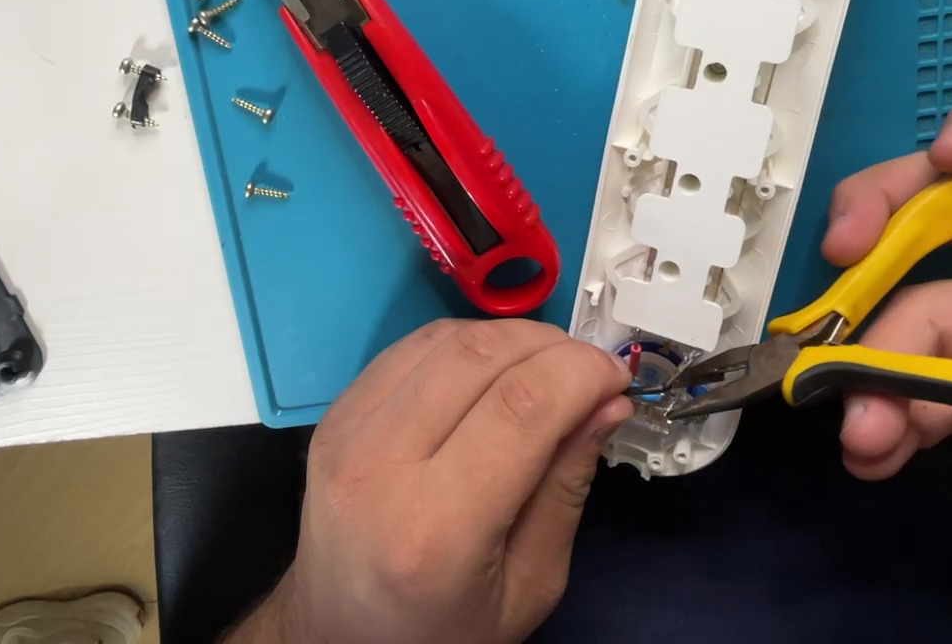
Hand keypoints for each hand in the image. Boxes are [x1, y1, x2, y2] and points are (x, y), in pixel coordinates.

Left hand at [228, 319, 631, 643]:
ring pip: (444, 339)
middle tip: (588, 366)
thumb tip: (608, 401)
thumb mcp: (529, 586)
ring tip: (547, 363)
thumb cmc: (444, 629)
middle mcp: (379, 466)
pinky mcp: (336, 411)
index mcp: (434, 531)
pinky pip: (411, 346)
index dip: (579, 374)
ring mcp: (347, 430)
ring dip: (509, 336)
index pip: (519, 409)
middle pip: (478, 358)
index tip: (615, 376)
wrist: (339, 634)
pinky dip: (465, 341)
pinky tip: (493, 364)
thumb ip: (567, 486)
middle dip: (550, 346)